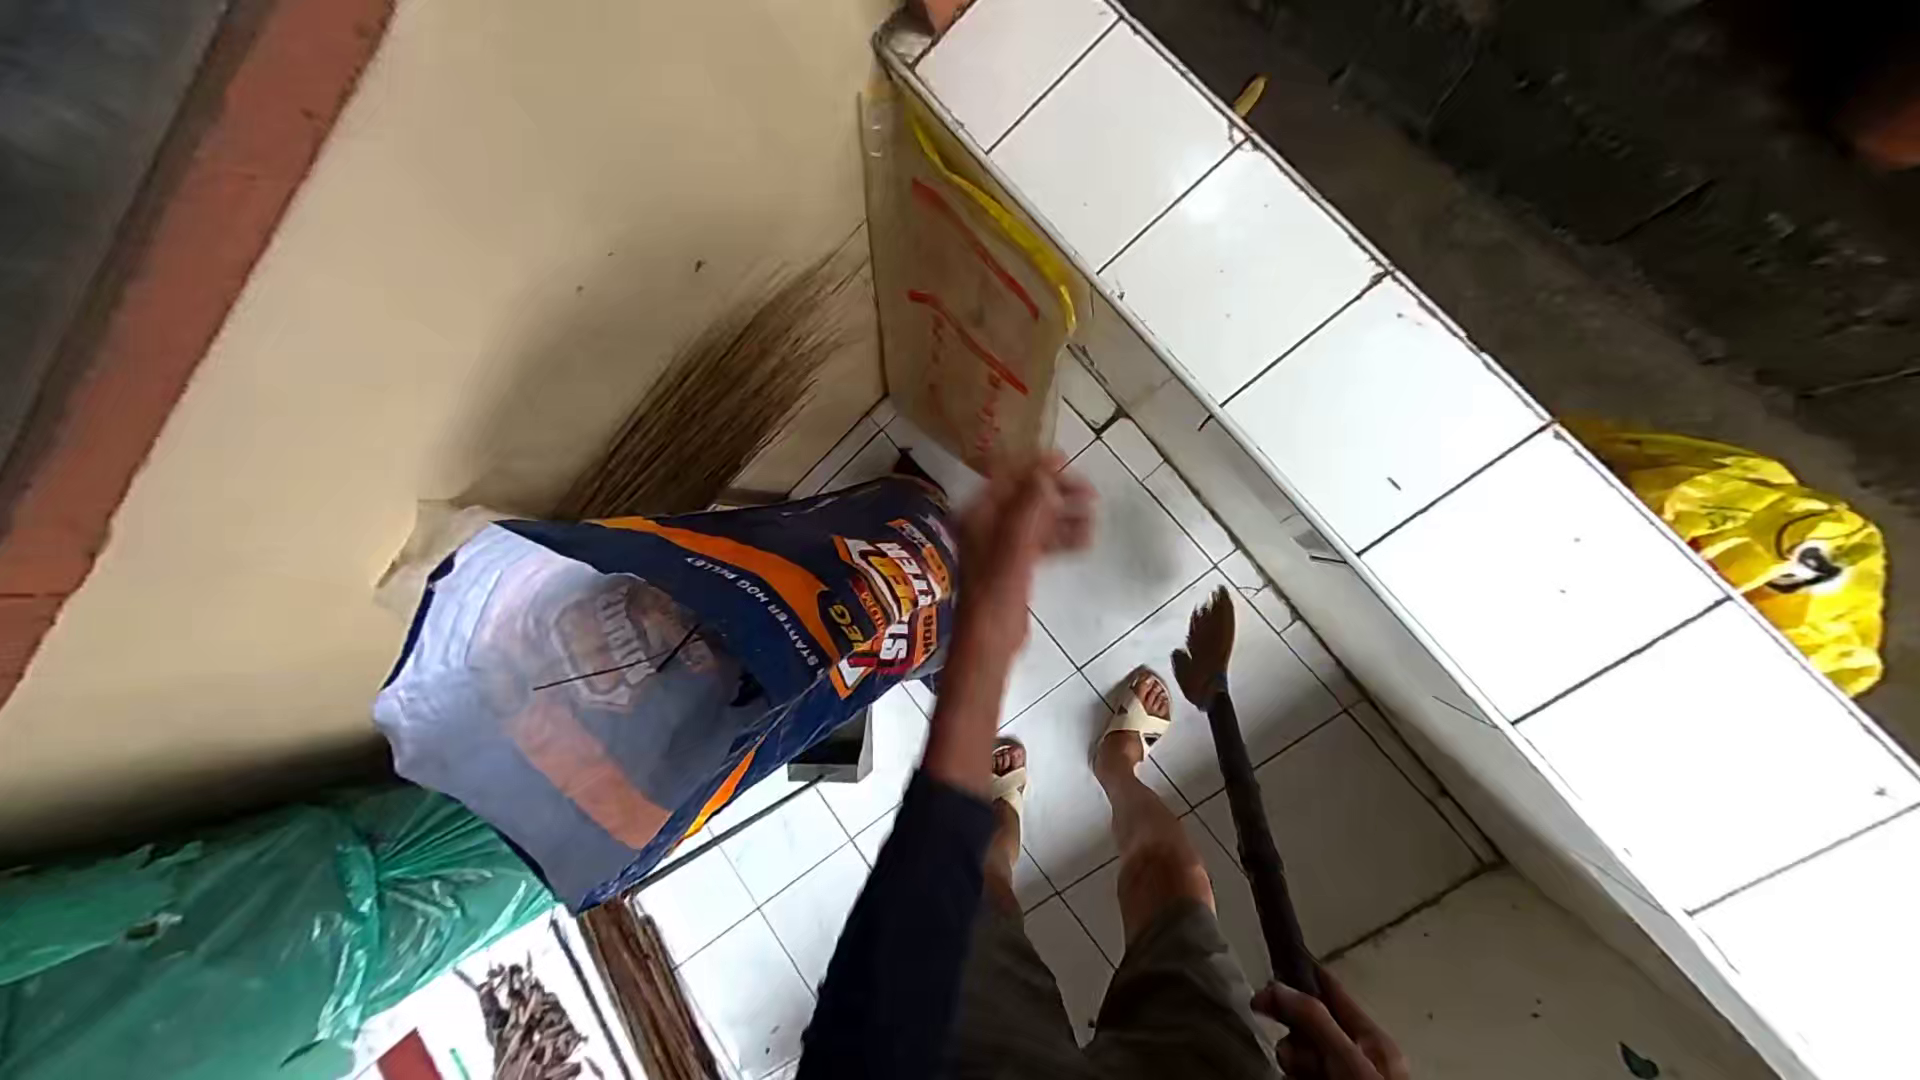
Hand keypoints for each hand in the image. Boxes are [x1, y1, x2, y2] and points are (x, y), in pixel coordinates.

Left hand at [920, 452, 1092, 795]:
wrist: (986, 649)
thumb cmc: (993, 603)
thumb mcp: (1012, 553)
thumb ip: (1028, 512)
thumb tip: (1046, 474)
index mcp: (977, 519)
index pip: (1005, 478)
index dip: (1034, 465)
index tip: (1064, 457)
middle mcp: (986, 528)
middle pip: (1024, 497)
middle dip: (1056, 490)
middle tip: (1088, 488)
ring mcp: (1000, 548)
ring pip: (1036, 520)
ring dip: (1063, 513)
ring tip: (1093, 510)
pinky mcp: (1014, 568)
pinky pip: (1041, 544)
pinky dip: (1062, 539)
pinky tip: (1085, 539)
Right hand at [1252, 970, 1408, 1079]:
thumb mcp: (1349, 1062)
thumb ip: (1314, 1020)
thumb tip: (1276, 985)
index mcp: (1371, 1037)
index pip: (1329, 988)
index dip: (1299, 972)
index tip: (1267, 968)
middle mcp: (1358, 1055)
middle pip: (1309, 1021)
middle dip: (1290, 1029)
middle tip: (1286, 1050)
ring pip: (1301, 1052)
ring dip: (1291, 1060)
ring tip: (1297, 1078)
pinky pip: (1301, 1077)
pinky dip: (1294, 1079)